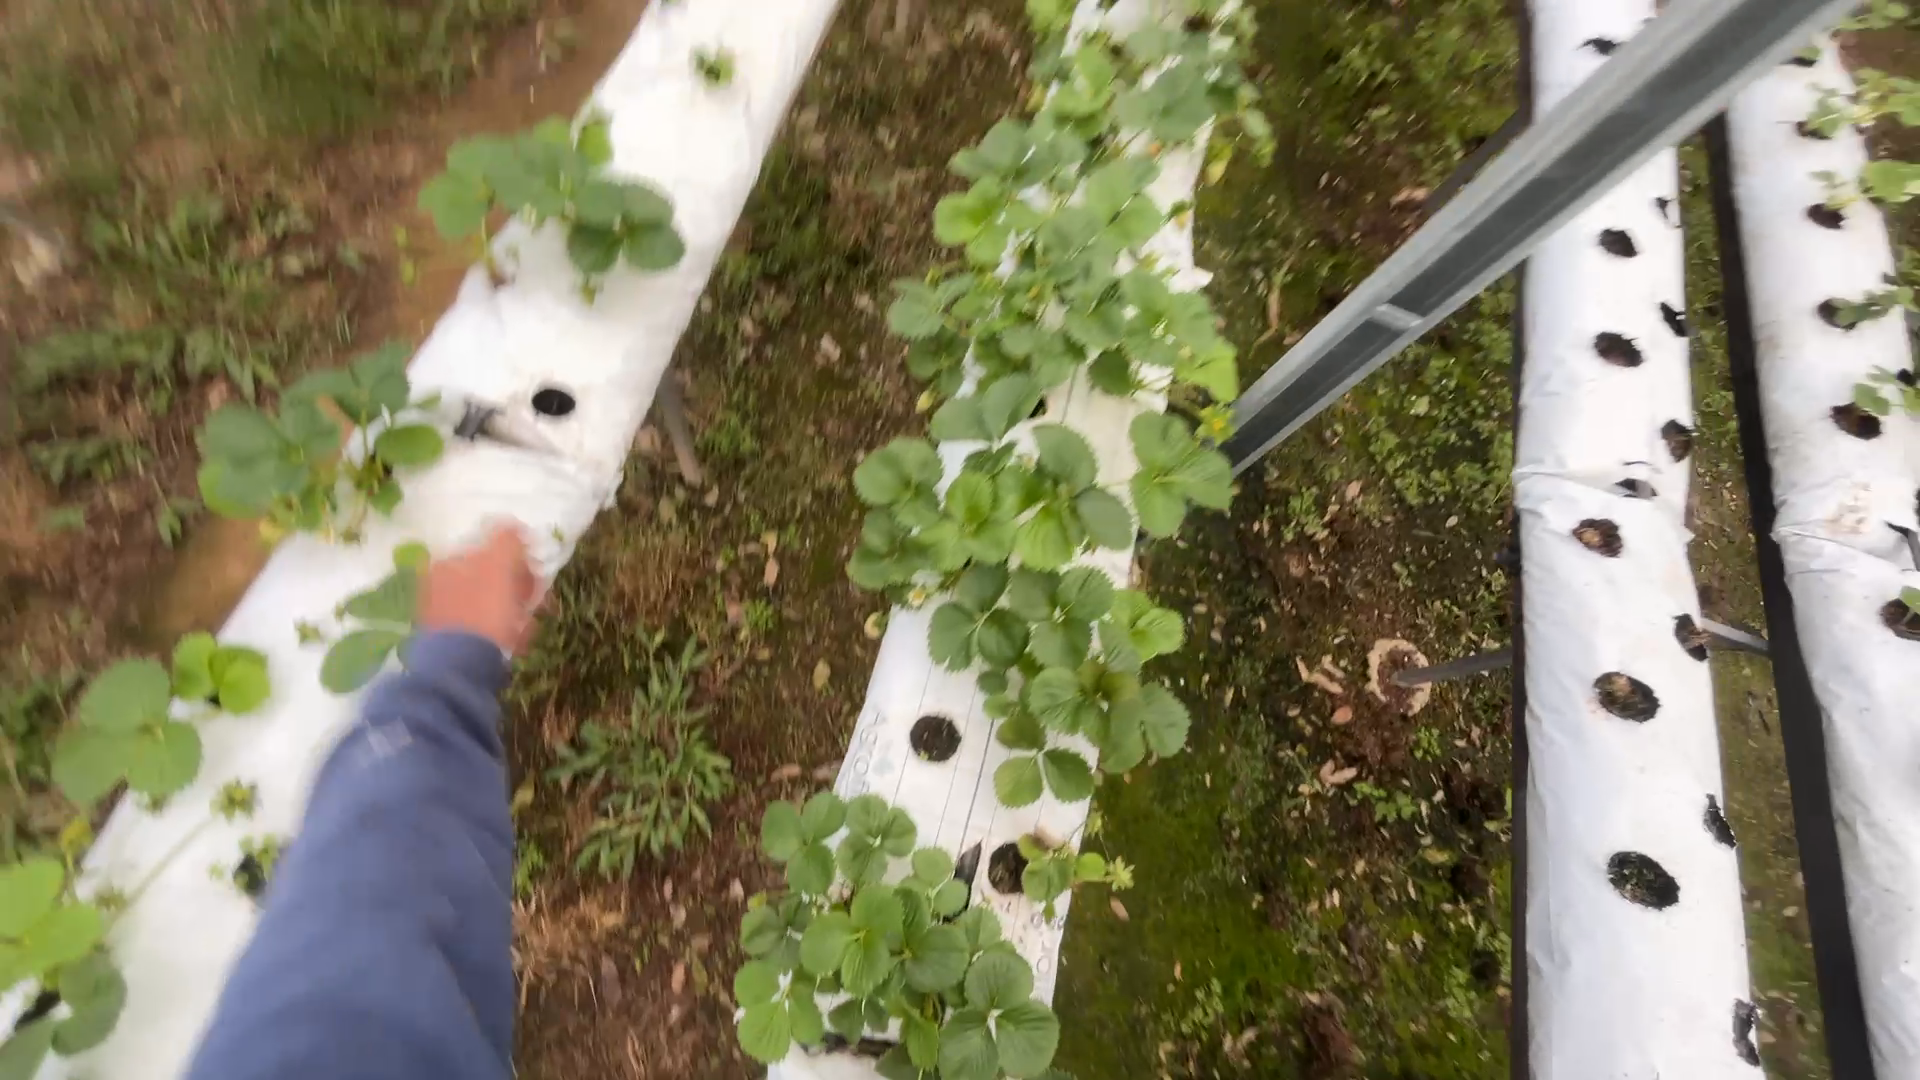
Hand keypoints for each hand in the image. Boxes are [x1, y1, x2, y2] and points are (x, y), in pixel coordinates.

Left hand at [417, 523, 540, 654]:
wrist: (461, 664)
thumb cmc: (484, 609)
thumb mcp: (498, 566)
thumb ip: (506, 540)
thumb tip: (513, 523)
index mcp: (445, 562)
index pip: (488, 548)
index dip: (516, 559)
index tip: (533, 573)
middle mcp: (438, 582)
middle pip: (491, 574)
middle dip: (518, 585)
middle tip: (535, 599)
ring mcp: (443, 610)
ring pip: (492, 599)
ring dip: (516, 608)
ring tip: (528, 624)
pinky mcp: (452, 636)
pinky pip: (486, 622)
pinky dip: (505, 626)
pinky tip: (516, 638)